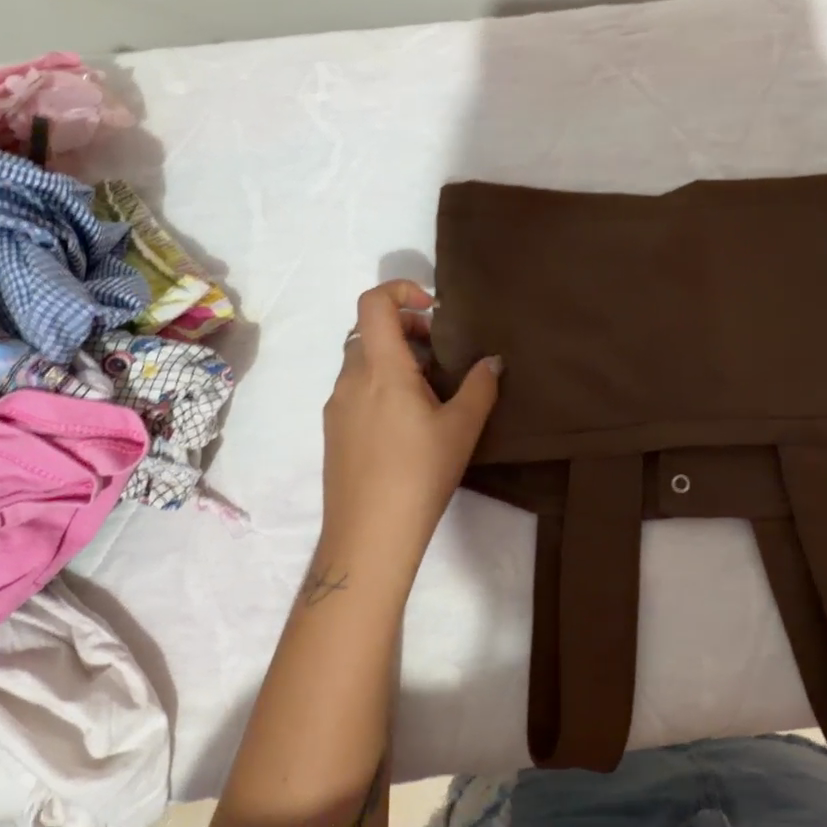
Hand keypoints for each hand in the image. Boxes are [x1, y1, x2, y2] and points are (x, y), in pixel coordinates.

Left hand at [320, 280, 501, 569]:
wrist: (369, 535)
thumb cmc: (419, 474)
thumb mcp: (462, 428)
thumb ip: (480, 387)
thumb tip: (492, 361)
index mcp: (380, 369)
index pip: (373, 303)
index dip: (401, 291)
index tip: (432, 311)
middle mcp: (350, 379)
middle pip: (369, 331)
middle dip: (405, 329)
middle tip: (440, 353)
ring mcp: (336, 406)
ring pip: (361, 361)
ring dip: (393, 360)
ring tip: (430, 390)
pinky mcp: (333, 431)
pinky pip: (355, 389)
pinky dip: (380, 384)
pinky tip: (408, 422)